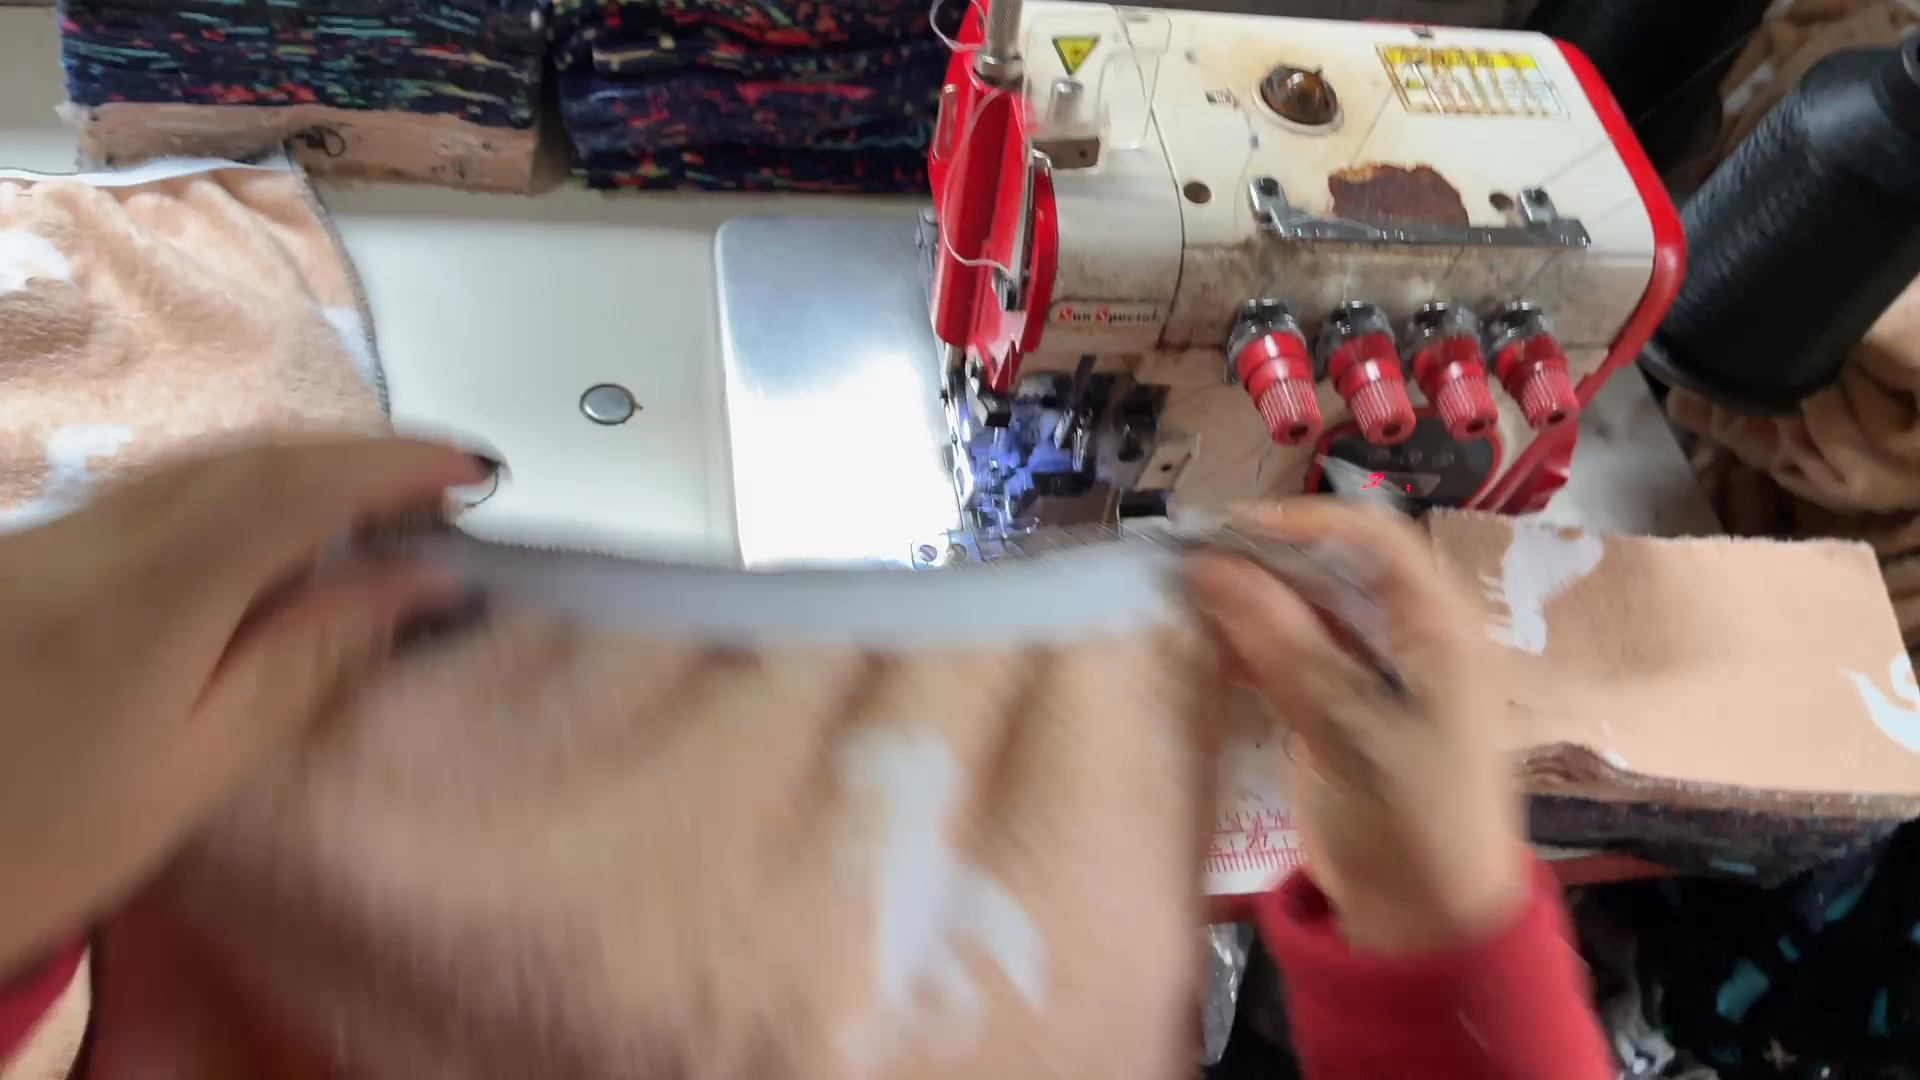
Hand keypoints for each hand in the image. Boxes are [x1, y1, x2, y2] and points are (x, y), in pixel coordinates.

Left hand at [0, 438, 484, 971]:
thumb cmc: (41, 839)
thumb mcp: (205, 759)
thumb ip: (318, 652)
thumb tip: (430, 581)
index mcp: (137, 602)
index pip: (290, 491)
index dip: (394, 466)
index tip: (477, 468)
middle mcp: (81, 542)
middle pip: (249, 460)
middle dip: (366, 457)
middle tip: (451, 481)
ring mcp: (41, 538)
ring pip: (208, 465)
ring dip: (319, 465)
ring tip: (397, 496)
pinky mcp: (27, 551)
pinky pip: (172, 490)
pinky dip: (262, 485)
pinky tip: (301, 516)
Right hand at [1185, 500, 1525, 953]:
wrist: (1421, 913)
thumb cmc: (1407, 812)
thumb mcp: (1345, 720)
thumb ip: (1276, 636)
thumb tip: (1204, 563)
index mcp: (1436, 623)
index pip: (1369, 535)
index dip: (1298, 521)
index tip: (1225, 533)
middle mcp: (1404, 630)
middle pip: (1328, 564)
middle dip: (1260, 557)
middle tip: (1189, 559)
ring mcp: (1367, 664)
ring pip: (1300, 603)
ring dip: (1246, 595)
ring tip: (1186, 592)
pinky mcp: (1335, 695)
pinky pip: (1286, 644)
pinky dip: (1246, 637)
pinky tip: (1206, 638)